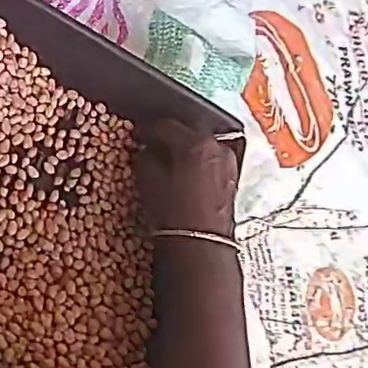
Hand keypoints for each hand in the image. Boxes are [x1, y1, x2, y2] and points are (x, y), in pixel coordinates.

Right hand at [135, 119, 239, 236]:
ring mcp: (227, 160)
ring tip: (166, 154)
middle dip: (167, 133)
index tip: (136, 133)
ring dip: (183, 144)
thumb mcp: (149, 181)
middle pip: (187, 129)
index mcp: (194, 144)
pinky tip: (183, 166)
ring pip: (201, 142)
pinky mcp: (230, 174)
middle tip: (150, 140)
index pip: (165, 125)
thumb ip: (146, 158)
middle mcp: (215, 146)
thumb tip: (146, 149)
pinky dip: (195, 156)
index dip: (147, 129)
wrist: (201, 242)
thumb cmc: (173, 212)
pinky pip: (209, 156)